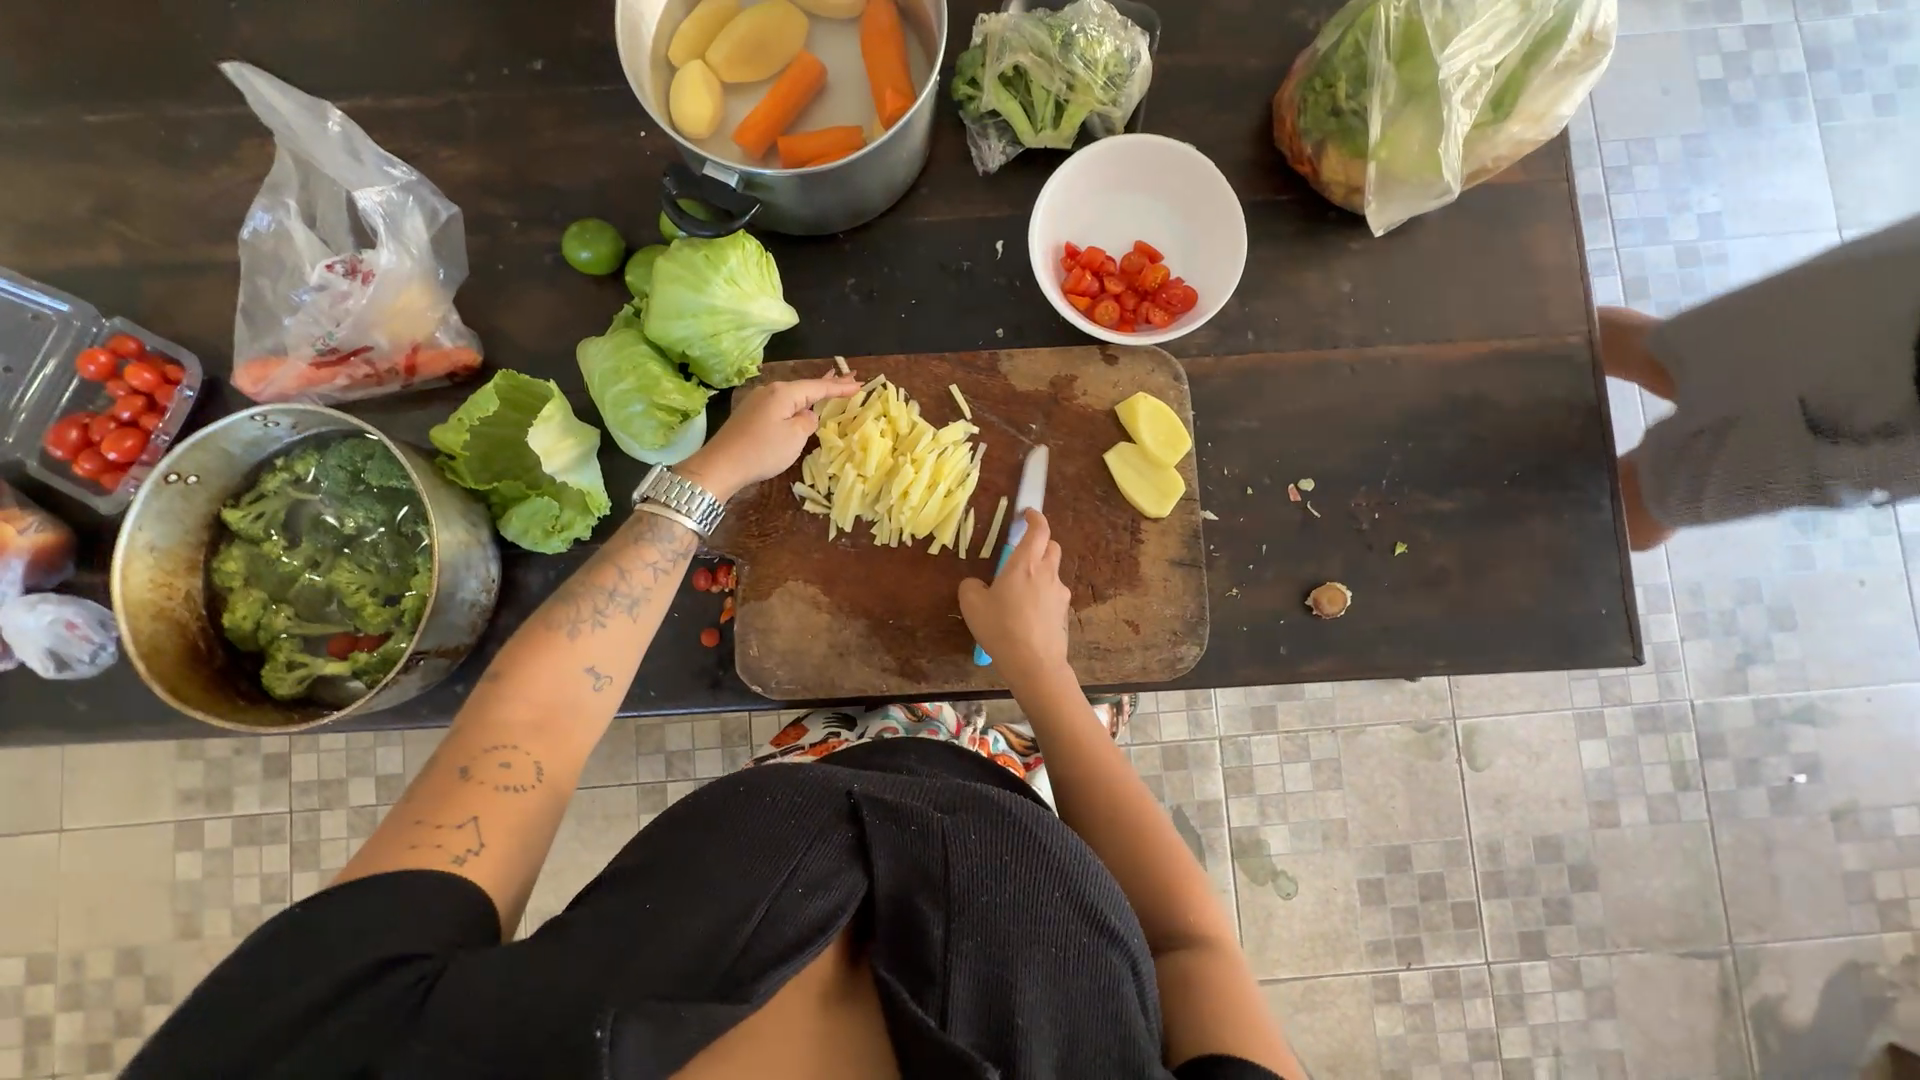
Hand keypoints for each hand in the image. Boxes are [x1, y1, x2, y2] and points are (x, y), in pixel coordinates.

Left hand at [677, 375, 858, 500]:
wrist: (721, 465)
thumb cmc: (762, 450)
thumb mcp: (795, 437)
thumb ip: (808, 422)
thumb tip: (807, 415)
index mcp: (784, 393)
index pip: (818, 387)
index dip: (839, 387)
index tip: (859, 384)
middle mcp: (770, 390)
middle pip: (804, 387)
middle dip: (827, 385)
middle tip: (849, 380)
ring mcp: (757, 402)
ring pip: (791, 396)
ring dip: (811, 395)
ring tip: (829, 390)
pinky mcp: (750, 415)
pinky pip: (780, 405)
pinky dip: (796, 404)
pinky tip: (801, 407)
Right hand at [958, 510, 1071, 688]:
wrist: (1034, 663)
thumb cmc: (1000, 628)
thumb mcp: (972, 604)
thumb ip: (972, 586)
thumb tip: (977, 584)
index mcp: (1025, 563)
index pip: (1039, 529)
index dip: (1035, 517)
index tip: (1028, 514)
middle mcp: (1047, 573)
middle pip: (1052, 546)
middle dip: (1040, 543)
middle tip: (1022, 553)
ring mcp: (1059, 593)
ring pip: (1054, 572)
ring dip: (1042, 572)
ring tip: (1022, 591)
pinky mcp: (1064, 612)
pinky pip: (1054, 595)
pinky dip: (1044, 596)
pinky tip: (1029, 615)